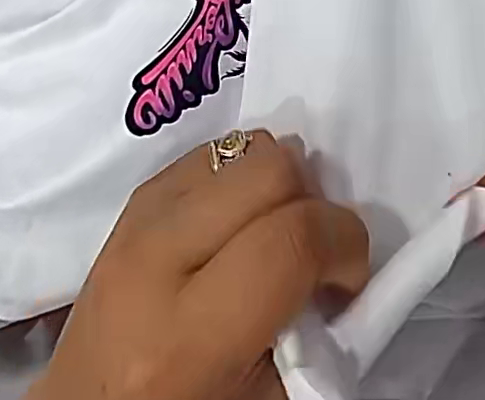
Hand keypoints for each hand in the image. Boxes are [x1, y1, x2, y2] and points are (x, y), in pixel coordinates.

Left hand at [31, 131, 370, 399]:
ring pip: (247, 144)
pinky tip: (240, 221)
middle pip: (271, 169)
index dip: (344, 242)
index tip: (348, 277)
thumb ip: (312, 325)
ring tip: (276, 232)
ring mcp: (138, 219)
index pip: (291, 239)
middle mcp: (154, 261)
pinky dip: (245, 174)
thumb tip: (341, 256)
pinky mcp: (135, 197)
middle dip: (314, 203)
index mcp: (184, 340)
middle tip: (314, 252)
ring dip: (280, 182)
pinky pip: (216, 149)